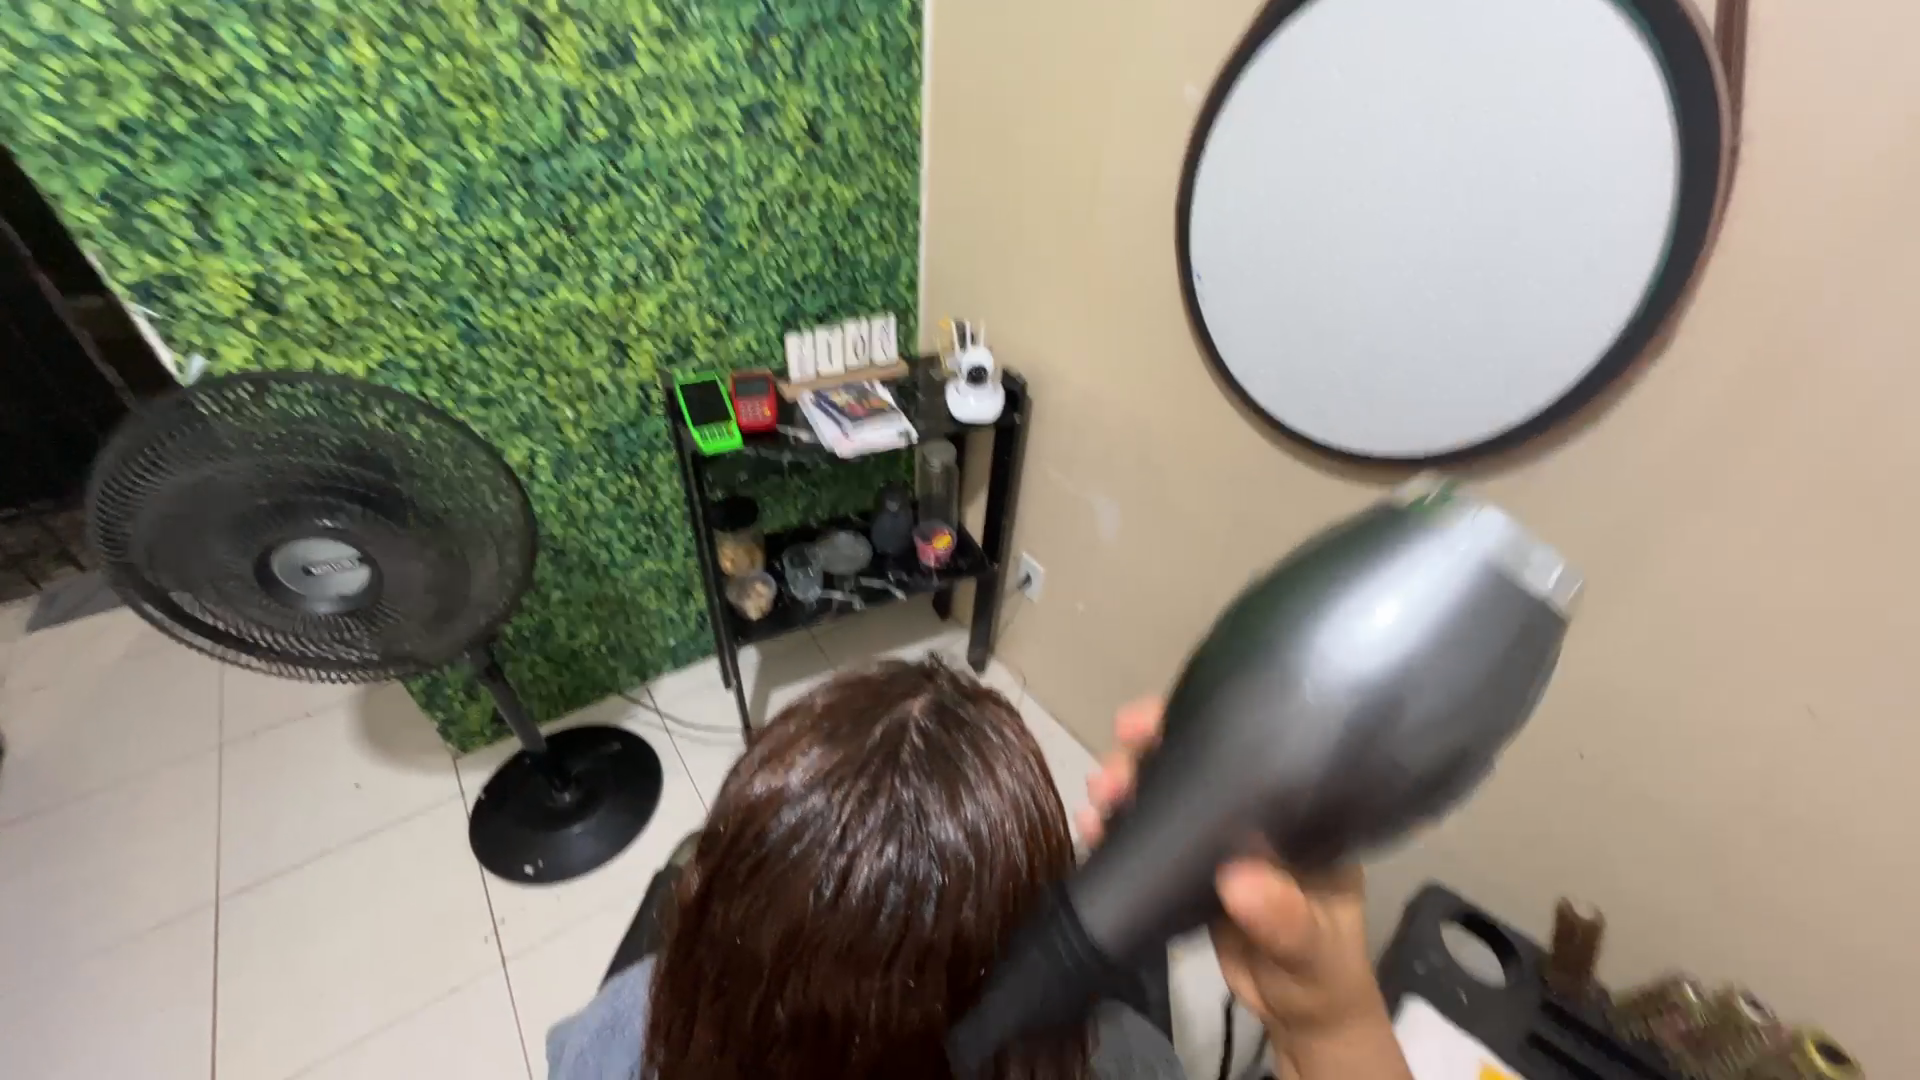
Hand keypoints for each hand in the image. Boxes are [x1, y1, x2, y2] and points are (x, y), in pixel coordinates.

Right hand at [1080, 700, 1405, 1076]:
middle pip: (1184, 758)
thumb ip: (1283, 918)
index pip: (1237, 743)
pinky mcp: (1182, 862)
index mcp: (1288, 805)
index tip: (1142, 725)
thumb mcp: (1312, 947)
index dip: (1187, 722)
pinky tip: (1090, 828)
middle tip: (1109, 779)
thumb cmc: (1321, 971)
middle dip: (1138, 756)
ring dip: (1120, 788)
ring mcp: (1211, 833)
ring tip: (1096, 804)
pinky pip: (1143, 832)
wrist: (1297, 1011)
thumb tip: (1237, 879)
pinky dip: (1113, 825)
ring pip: (1157, 789)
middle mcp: (1246, 807)